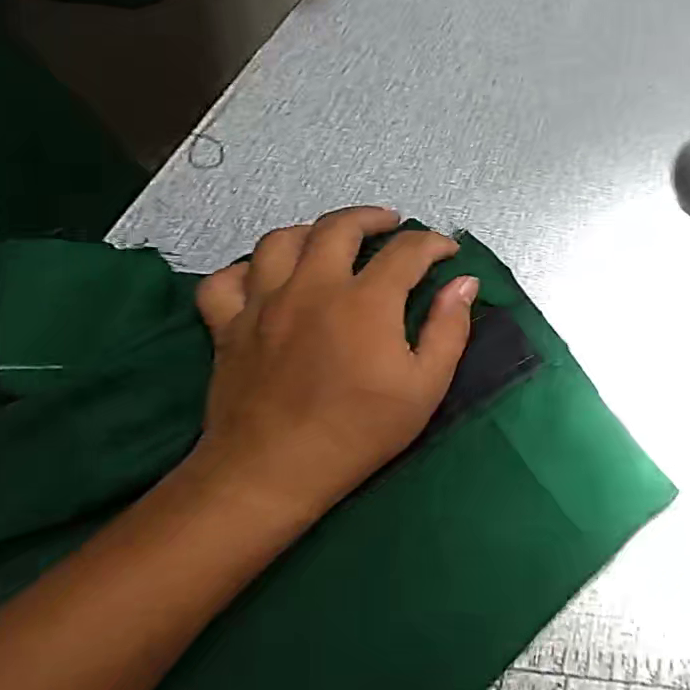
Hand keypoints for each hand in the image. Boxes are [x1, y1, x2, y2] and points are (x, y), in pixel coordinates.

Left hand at [185, 207, 476, 517]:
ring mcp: (263, 303)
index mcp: (365, 301)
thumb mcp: (426, 386)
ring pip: (280, 240)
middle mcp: (312, 287)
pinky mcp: (227, 325)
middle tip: (392, 224)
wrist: (274, 472)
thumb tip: (463, 284)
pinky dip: (248, 269)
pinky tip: (266, 277)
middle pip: (339, 227)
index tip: (447, 252)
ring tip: (332, 239)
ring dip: (312, 230)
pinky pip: (226, 279)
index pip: (406, 251)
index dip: (433, 243)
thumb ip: (449, 328)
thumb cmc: (360, 431)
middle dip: (373, 218)